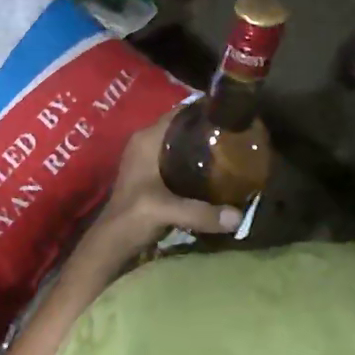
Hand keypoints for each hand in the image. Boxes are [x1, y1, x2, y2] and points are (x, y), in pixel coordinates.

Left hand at [91, 110, 243, 251]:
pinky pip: (183, 163)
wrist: (112, 244)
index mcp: (147, 139)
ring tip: (237, 151)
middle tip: (242, 136)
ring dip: (206, 149)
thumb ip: (201, 212)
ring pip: (185, 146)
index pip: (180, 112)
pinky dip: (200, 166)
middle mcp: (148, 143)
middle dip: (210, 131)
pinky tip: (221, 173)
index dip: (205, 110)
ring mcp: (151, 161)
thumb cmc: (132, 218)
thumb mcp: (166, 210)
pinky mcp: (156, 178)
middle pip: (185, 128)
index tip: (234, 113)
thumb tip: (240, 217)